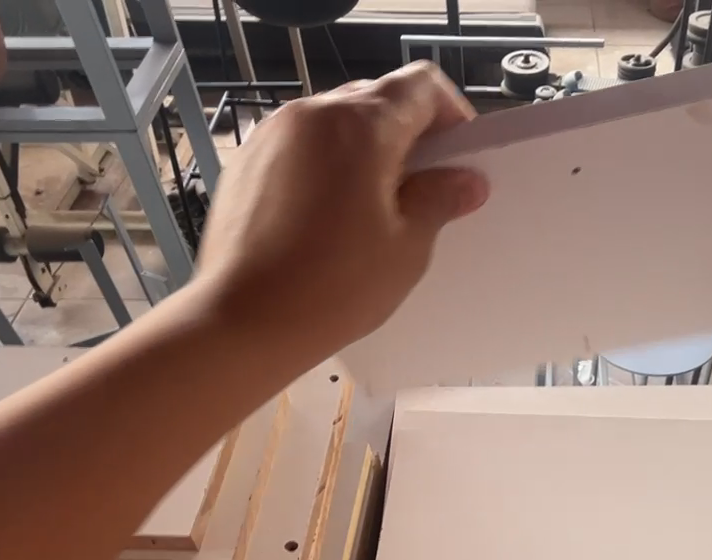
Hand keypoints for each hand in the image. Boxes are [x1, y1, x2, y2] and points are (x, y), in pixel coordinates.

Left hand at [188, 63, 489, 364]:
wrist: (246, 321)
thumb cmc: (334, 289)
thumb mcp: (406, 249)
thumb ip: (439, 200)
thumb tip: (466, 181)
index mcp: (360, 126)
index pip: (421, 86)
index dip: (451, 114)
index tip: (460, 156)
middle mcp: (312, 113)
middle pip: (375, 100)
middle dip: (407, 137)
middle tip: (421, 192)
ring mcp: (272, 134)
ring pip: (335, 126)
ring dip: (364, 155)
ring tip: (372, 214)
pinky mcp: (246, 163)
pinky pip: (300, 150)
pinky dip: (324, 171)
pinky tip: (327, 224)